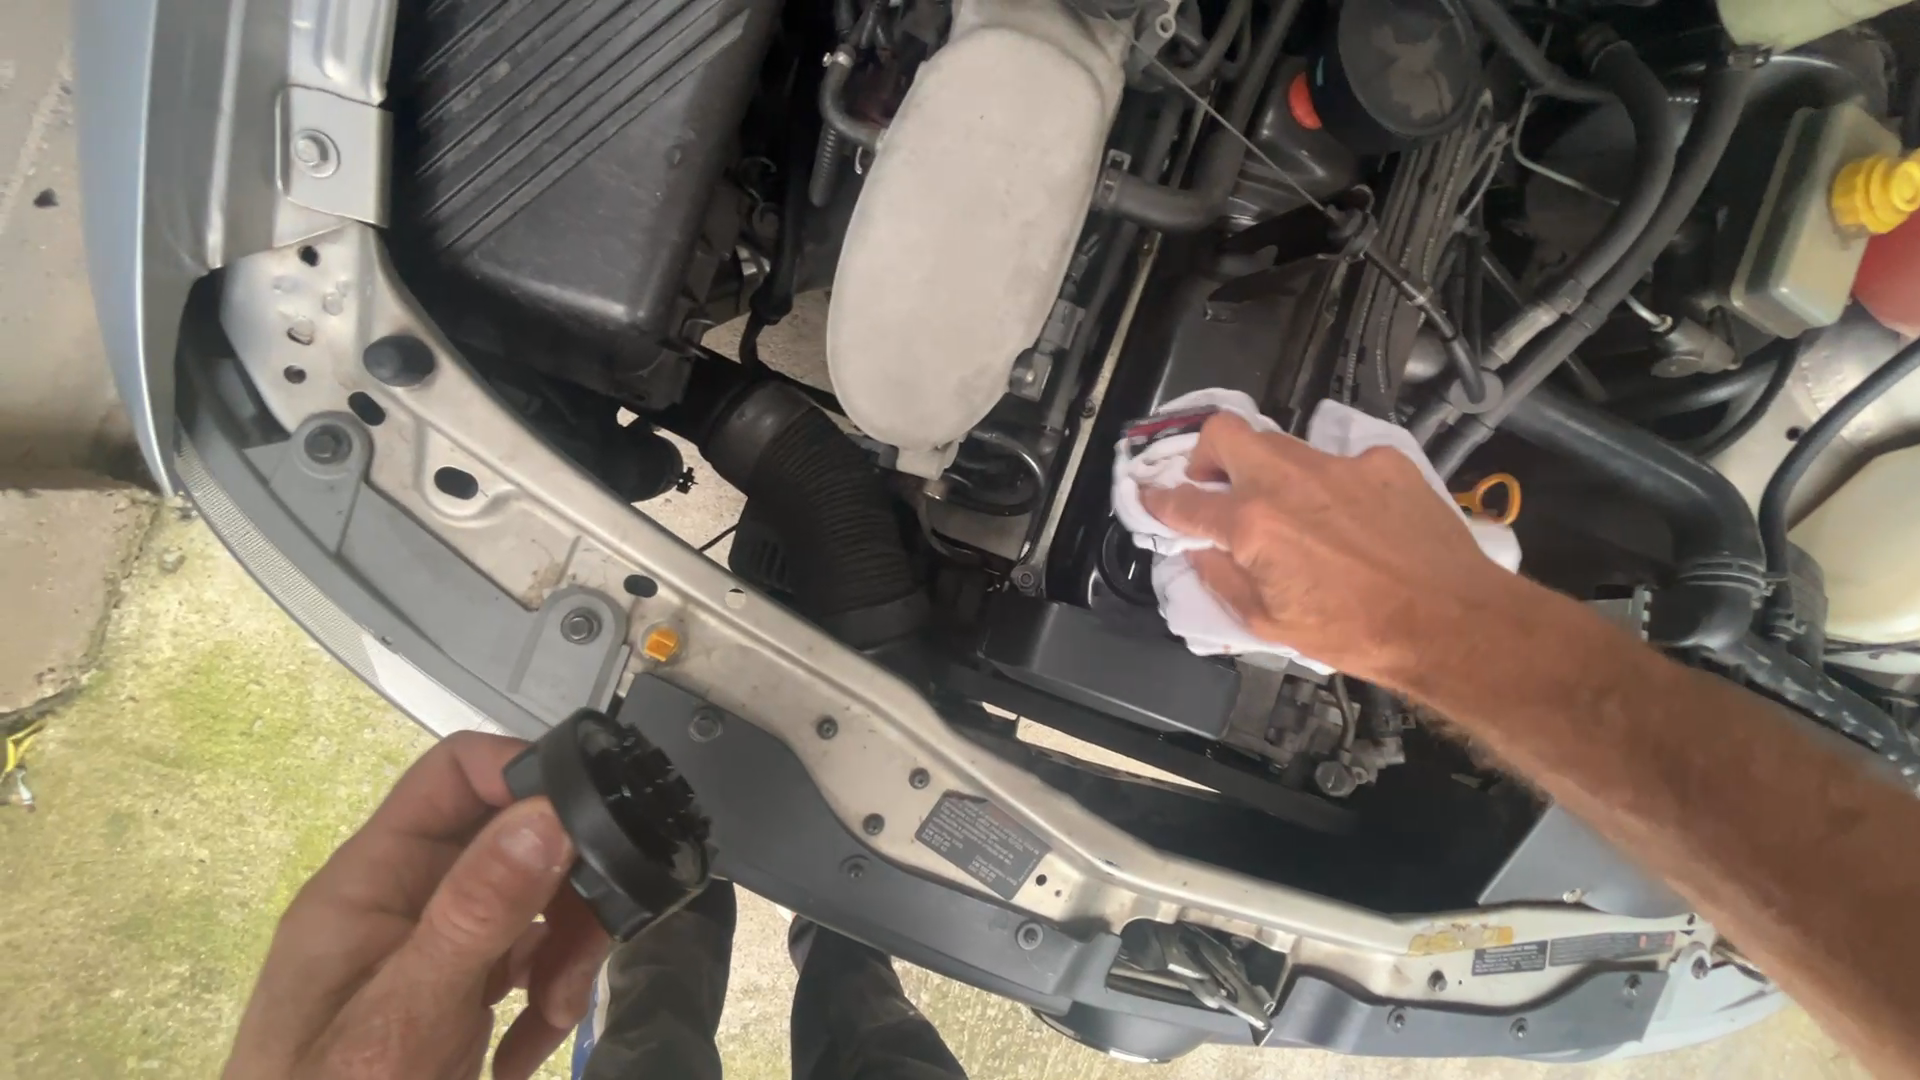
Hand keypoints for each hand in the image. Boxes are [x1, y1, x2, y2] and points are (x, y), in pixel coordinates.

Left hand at [225, 733, 609, 1079]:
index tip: (587, 820)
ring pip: (543, 888)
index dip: (526, 773)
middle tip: (586, 940)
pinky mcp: (470, 979)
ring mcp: (442, 938)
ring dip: (571, 943)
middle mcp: (409, 894)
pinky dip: (556, 986)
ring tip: (558, 1010)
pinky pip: (541, 946)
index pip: (456, 772)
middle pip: (518, 832)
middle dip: (567, 882)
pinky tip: (534, 1041)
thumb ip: (473, 916)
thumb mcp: (402, 1024)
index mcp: (370, 881)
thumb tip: (548, 812)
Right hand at [1141, 412, 1510, 685]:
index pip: (1184, 501)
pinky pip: (1335, 461)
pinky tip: (1346, 518)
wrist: (1450, 622)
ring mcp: (1337, 465)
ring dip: (1264, 471)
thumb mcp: (1266, 623)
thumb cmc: (1356, 631)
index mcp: (1253, 524)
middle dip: (1205, 456)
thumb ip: (1220, 580)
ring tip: (1285, 509)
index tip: (1150, 497)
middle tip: (1215, 487)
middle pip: (1223, 433)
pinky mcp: (1381, 463)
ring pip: (1279, 443)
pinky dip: (1325, 484)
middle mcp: (1288, 482)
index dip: (1158, 500)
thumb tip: (1202, 554)